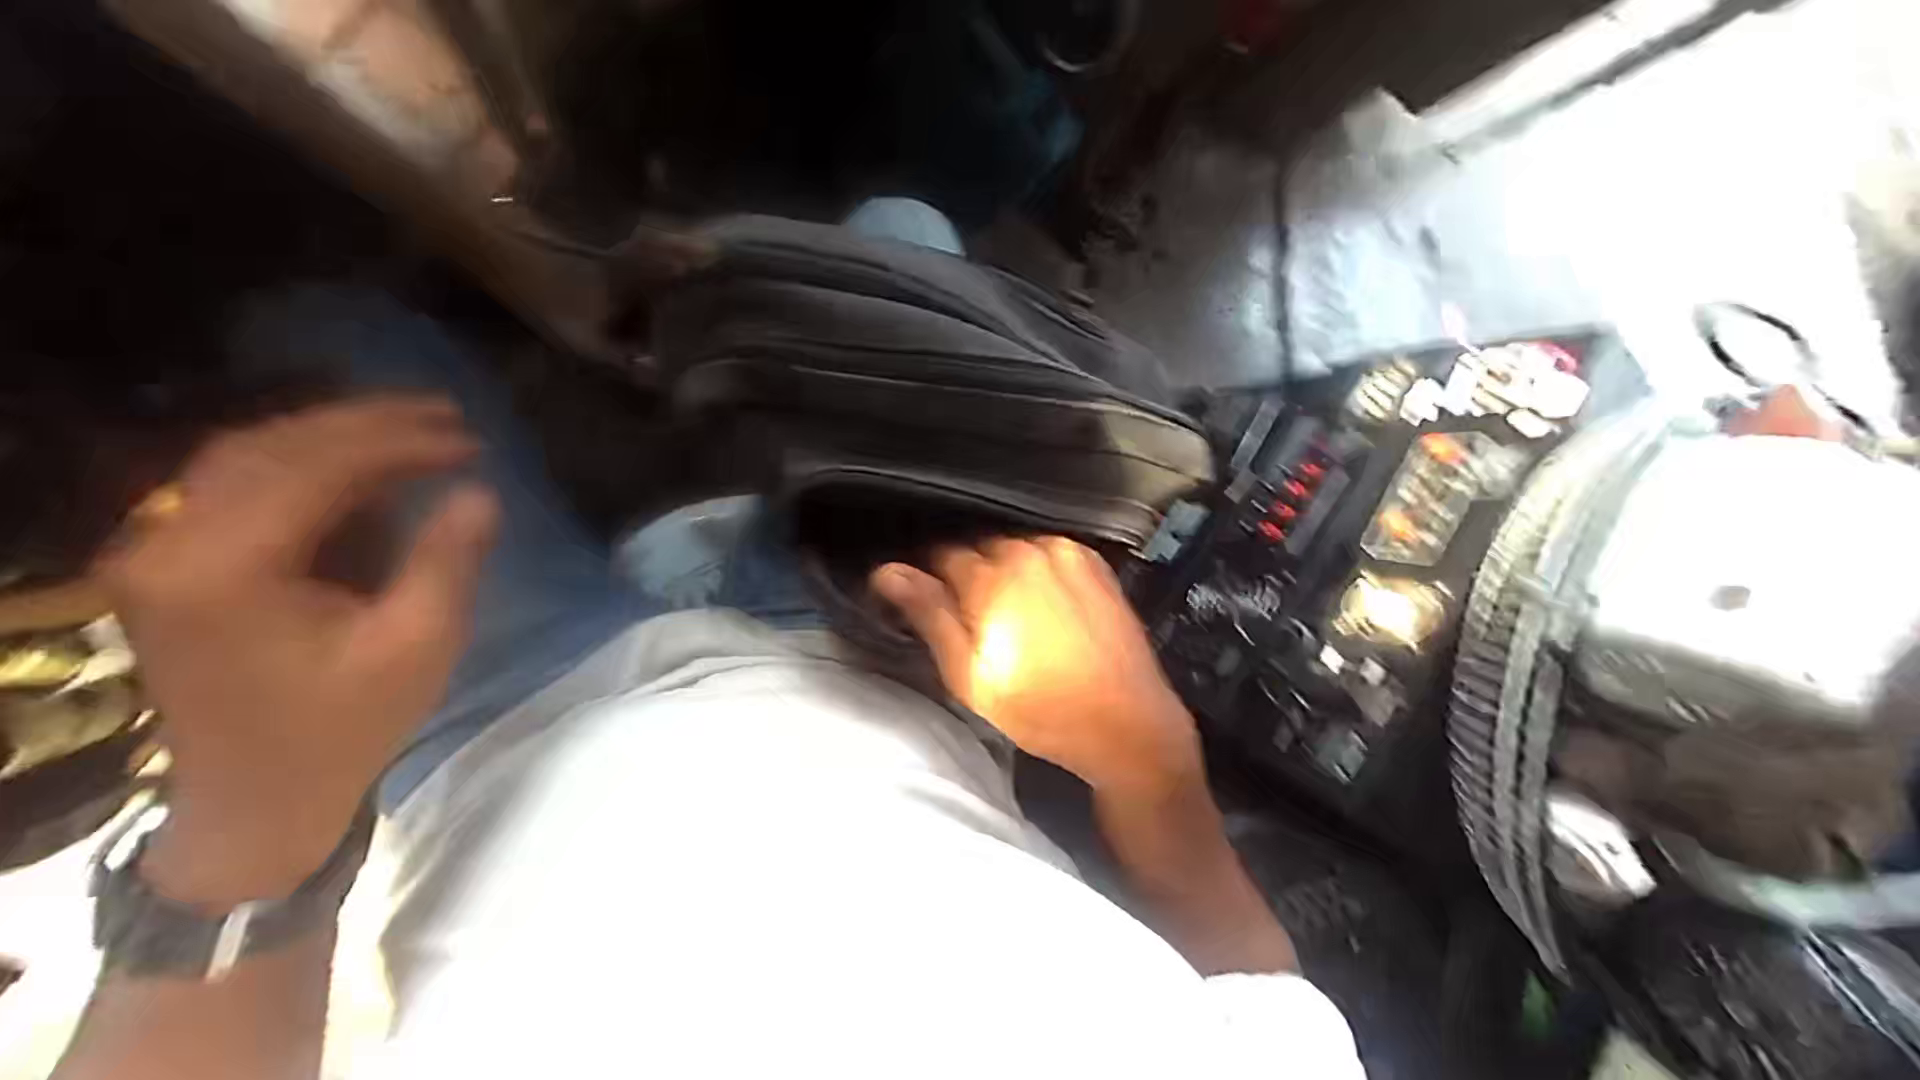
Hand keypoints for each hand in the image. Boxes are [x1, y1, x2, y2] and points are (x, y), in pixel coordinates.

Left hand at [101, 398, 497, 900]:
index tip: (471, 441)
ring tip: (412, 427)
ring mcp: (162, 554)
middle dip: (364, 422)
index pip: (314, 469)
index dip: (399, 443)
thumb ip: (447, 561)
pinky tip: (362, 468)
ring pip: (245, 457)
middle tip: (446, 414)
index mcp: (226, 569)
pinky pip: (237, 488)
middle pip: (268, 446)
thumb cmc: (343, 727)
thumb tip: (481, 492)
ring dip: (332, 434)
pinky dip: (305, 465)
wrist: (254, 802)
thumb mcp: (417, 646)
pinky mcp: (176, 567)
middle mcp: (172, 545)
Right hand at [871, 537, 1200, 795]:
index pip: (938, 555)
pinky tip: (1040, 606)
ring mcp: (1066, 552)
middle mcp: (1029, 550)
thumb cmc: (1042, 710)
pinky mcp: (1093, 562)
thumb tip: (887, 572)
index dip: (927, 579)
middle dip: (964, 576)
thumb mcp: (970, 676)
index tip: (928, 604)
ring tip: (1009, 615)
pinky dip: (1034, 570)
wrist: (1129, 724)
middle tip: (971, 619)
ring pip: (1011, 549)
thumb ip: (929, 615)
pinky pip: (1045, 553)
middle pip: (976, 548)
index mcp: (993, 576)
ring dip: (1000, 571)